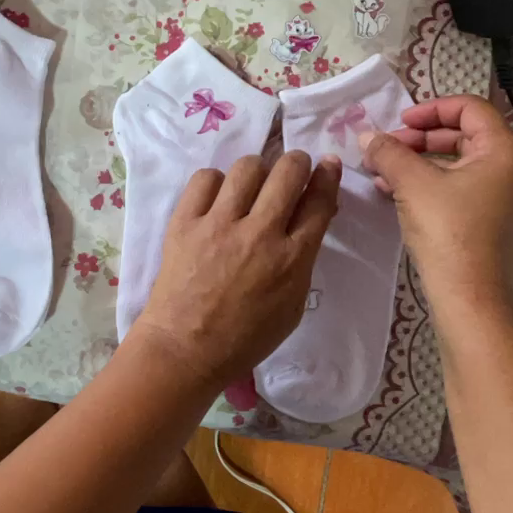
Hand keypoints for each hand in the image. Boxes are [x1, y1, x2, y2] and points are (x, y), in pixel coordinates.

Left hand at [131, 151, 341, 390]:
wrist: (185, 349)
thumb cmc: (245, 337)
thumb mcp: (292, 305)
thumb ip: (303, 259)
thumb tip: (310, 220)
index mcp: (291, 259)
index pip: (318, 202)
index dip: (328, 177)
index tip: (328, 165)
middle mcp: (259, 233)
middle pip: (288, 173)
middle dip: (296, 163)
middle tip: (292, 170)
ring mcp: (219, 224)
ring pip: (247, 167)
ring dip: (257, 170)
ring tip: (252, 184)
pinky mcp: (185, 221)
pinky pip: (205, 178)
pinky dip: (216, 182)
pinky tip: (217, 197)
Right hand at [360, 95, 512, 312]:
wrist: (470, 297)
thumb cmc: (448, 231)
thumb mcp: (411, 183)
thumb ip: (388, 152)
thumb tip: (365, 135)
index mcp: (507, 152)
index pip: (471, 109)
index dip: (431, 110)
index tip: (399, 123)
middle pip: (467, 135)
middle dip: (421, 139)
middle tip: (386, 148)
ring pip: (462, 164)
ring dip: (421, 162)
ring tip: (383, 171)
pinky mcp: (500, 220)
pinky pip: (466, 187)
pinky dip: (434, 183)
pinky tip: (397, 192)